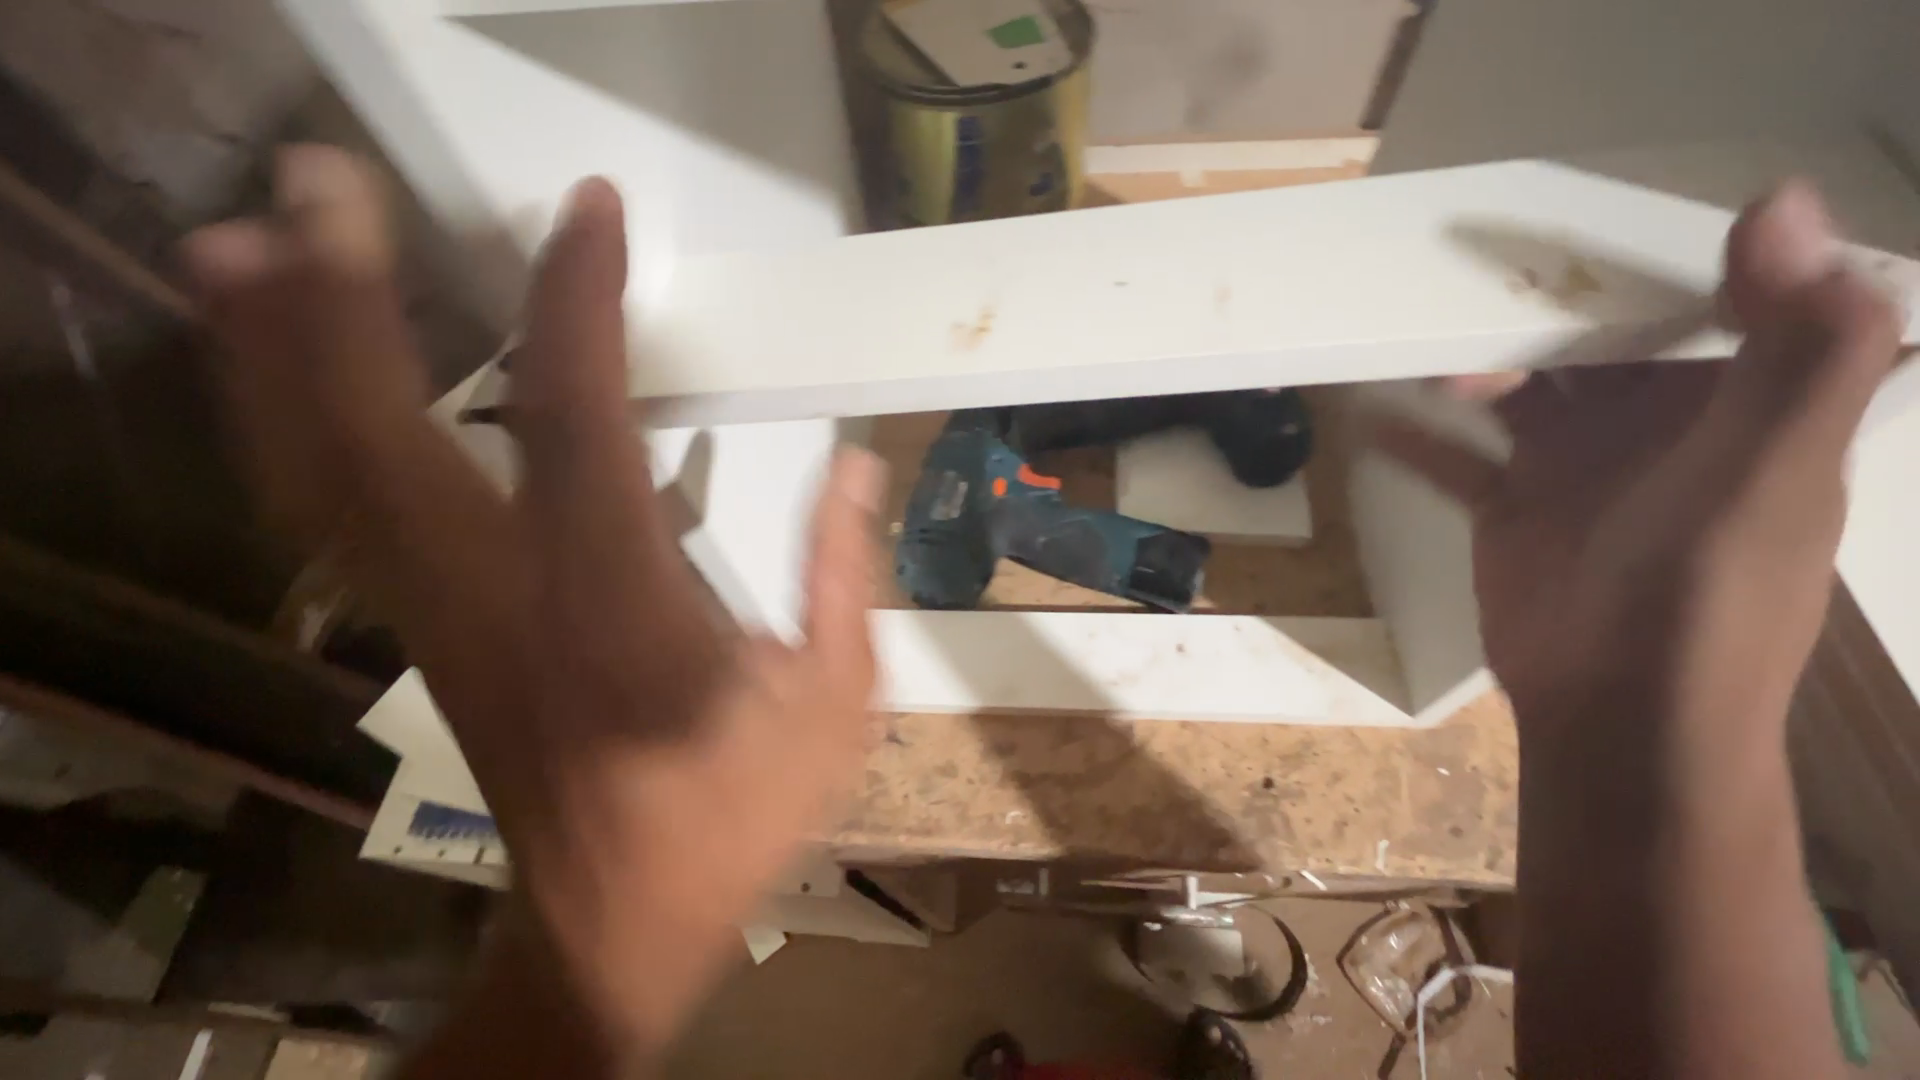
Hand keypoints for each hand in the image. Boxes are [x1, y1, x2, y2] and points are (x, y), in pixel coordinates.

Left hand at [183, 146, 884, 1062]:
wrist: (621, 920)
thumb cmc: (737, 810)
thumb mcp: (834, 705)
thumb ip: (840, 577)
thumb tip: (857, 461)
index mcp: (620, 599)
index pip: (576, 416)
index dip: (575, 299)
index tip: (587, 210)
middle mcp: (505, 592)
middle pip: (387, 430)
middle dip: (342, 296)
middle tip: (314, 179)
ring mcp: (445, 616)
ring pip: (328, 474)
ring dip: (272, 355)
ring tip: (235, 242)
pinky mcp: (428, 635)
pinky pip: (337, 519)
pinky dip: (292, 433)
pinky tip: (281, 377)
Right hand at [1376, 183, 1900, 726]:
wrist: (1617, 715)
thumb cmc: (1701, 598)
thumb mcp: (1766, 473)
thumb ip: (1795, 351)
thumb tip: (1778, 202)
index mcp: (1735, 403)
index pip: (1706, 299)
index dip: (1657, 252)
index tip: (1582, 215)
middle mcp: (1655, 424)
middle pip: (1593, 337)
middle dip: (1537, 300)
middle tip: (1460, 266)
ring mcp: (1574, 466)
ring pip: (1519, 386)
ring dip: (1471, 359)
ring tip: (1410, 336)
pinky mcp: (1510, 507)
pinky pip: (1459, 455)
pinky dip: (1416, 436)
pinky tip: (1369, 415)